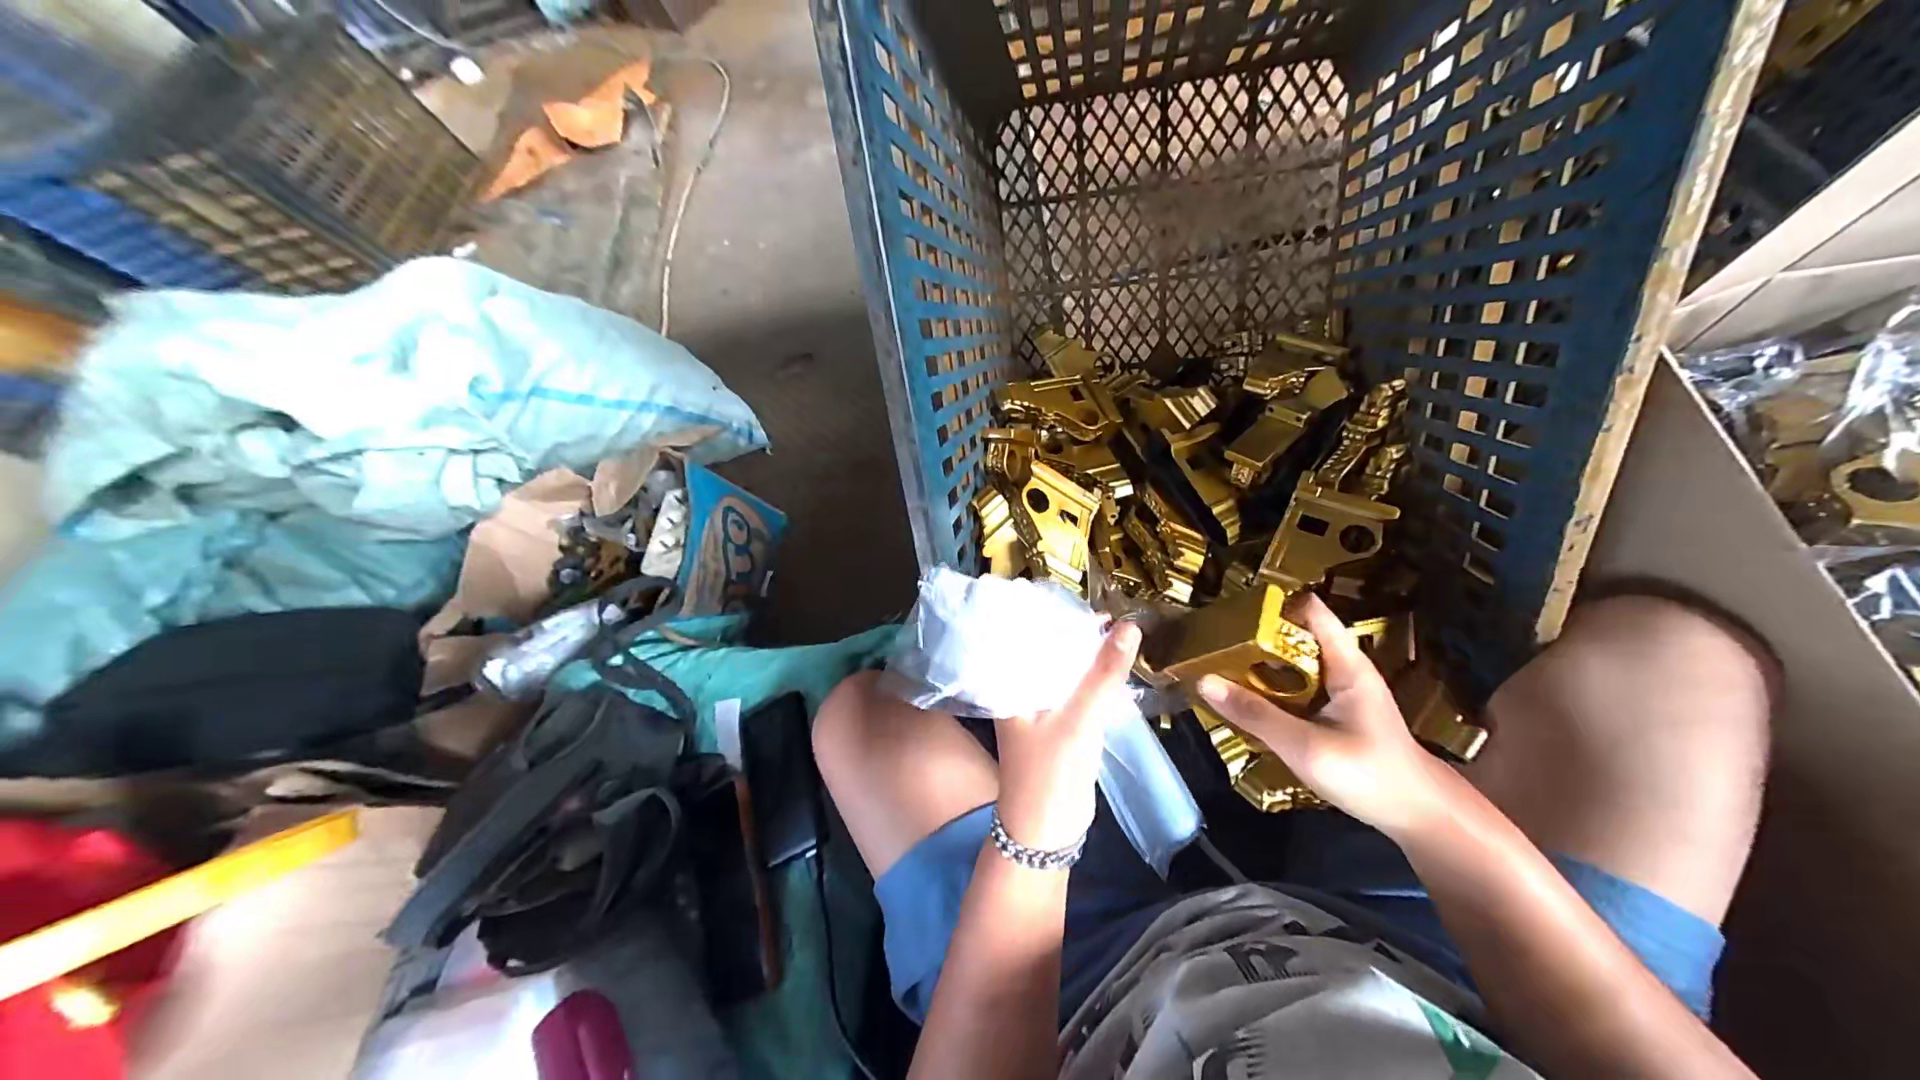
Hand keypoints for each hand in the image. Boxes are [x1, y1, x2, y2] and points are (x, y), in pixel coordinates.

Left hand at [993, 621, 1140, 850]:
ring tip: (1116, 631)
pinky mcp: (1058, 724)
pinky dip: (1091, 678)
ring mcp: (1039, 709)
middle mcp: (1019, 691)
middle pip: (1045, 651)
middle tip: (1109, 614)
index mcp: (1008, 685)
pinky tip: (1113, 666)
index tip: (1079, 600)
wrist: (1047, 831)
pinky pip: (1074, 690)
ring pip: (1063, 670)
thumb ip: (1103, 674)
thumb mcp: (1079, 719)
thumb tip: (1129, 626)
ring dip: (1085, 655)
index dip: (1047, 614)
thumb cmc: (1050, 773)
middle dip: (1073, 633)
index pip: (1020, 636)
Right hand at [1195, 593, 1446, 837]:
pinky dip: (1271, 690)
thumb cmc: (1370, 775)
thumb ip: (1255, 715)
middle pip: (1296, 636)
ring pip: (1294, 665)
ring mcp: (1342, 692)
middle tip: (1214, 643)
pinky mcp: (1336, 713)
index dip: (1275, 604)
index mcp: (1346, 665)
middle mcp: (1344, 670)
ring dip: (1261, 666)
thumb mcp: (1305, 747)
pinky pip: (1296, 689)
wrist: (1420, 816)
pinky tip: (1247, 702)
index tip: (1234, 611)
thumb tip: (1205, 681)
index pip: (1311, 611)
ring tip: (1219, 668)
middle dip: (1257, 638)